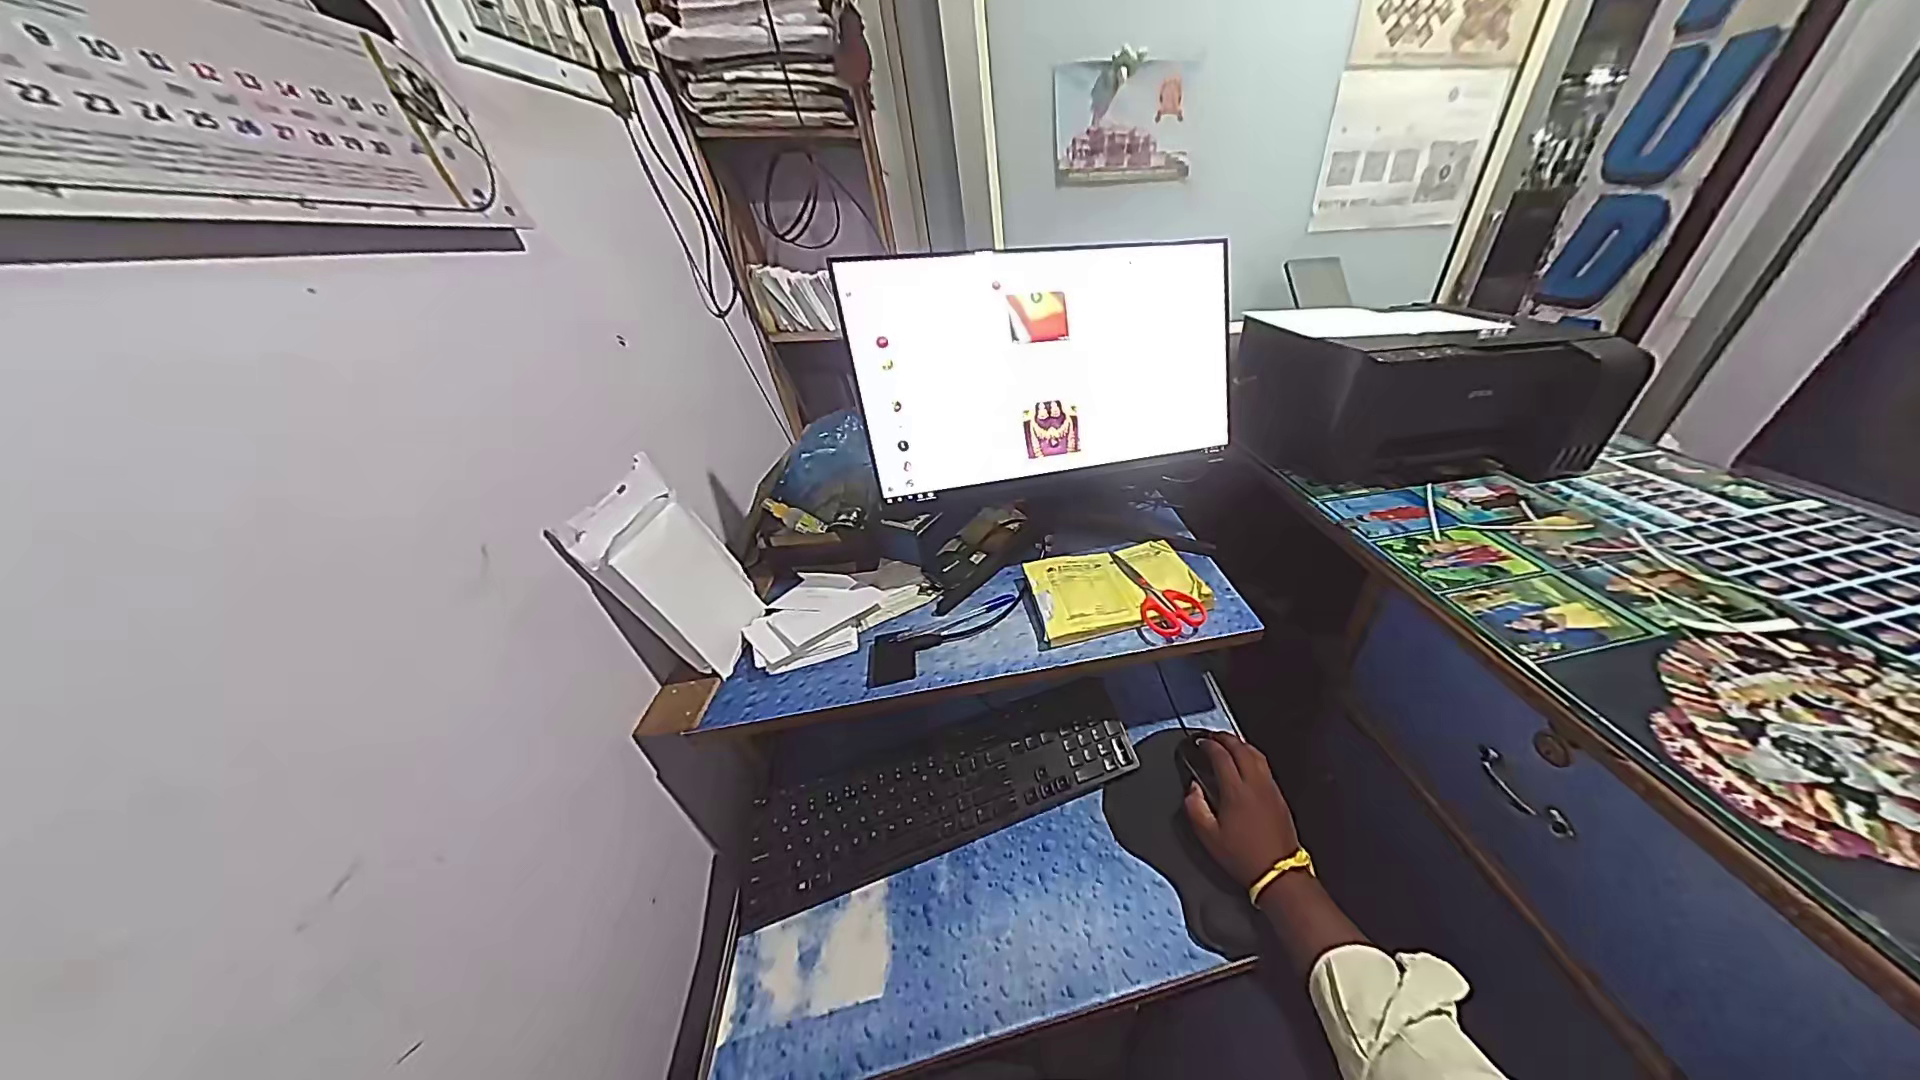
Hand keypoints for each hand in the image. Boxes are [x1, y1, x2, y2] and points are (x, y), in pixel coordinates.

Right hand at [1182, 732, 1300, 888]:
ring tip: (1229, 743)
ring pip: (1256, 755)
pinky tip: (1246, 761)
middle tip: (1212, 736)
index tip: (1199, 742)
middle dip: (1224, 738)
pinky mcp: (1280, 797)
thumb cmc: (1243, 856)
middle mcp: (1255, 785)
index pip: (1221, 756)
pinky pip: (1265, 766)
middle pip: (1241, 748)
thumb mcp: (1208, 836)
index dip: (1208, 744)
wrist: (1279, 874)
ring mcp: (1270, 789)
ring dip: (1240, 744)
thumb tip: (1193, 789)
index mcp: (1236, 791)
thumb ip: (1195, 807)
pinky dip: (1252, 755)